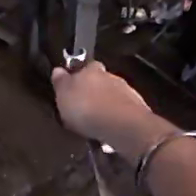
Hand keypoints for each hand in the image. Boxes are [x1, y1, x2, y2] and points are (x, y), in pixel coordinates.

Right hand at [50, 63, 173, 155]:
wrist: (123, 126)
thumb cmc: (87, 109)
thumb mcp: (64, 96)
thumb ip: (61, 82)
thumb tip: (58, 70)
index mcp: (92, 69)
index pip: (84, 66)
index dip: (79, 76)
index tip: (73, 87)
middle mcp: (111, 76)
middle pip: (101, 81)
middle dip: (94, 92)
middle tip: (84, 106)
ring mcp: (127, 92)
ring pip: (113, 96)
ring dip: (106, 105)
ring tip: (96, 121)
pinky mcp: (138, 109)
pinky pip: (122, 111)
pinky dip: (116, 118)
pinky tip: (109, 129)